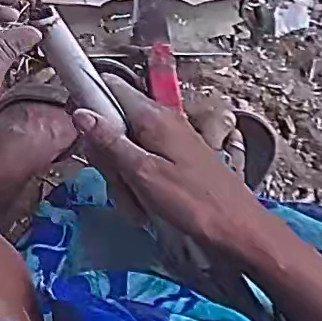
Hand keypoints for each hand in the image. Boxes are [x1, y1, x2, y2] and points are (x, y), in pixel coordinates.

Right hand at [71, 76, 267, 254]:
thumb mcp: (142, 174)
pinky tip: (145, 205)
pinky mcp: (175, 159)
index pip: (109, 87)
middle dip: (106, 154)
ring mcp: (169, 139)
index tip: (79, 131)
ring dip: (121, 176)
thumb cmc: (195, 203)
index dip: (88, 102)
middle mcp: (161, 120)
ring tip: (136, 202)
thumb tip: (80, 113)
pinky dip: (137, 183)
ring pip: (124, 147)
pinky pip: (141, 162)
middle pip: (113, 123)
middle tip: (117, 181)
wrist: (242, 234)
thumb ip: (110, 142)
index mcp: (152, 116)